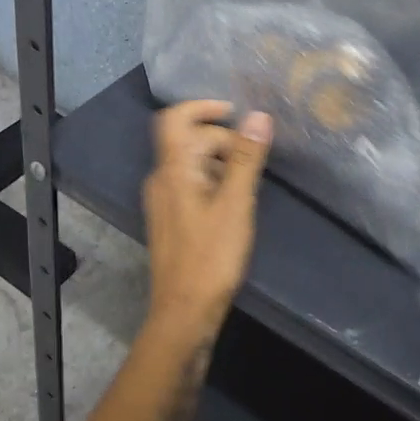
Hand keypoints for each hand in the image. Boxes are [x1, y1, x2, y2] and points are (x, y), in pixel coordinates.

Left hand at [144, 101, 273, 341]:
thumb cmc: (210, 257)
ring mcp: (164, 201)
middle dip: (222, 138)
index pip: (175, 118)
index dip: (203, 107)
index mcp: (172, 169)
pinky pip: (191, 184)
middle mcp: (161, 179)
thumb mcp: (236, 204)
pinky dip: (214, 181)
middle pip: (188, 140)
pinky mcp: (171, 220)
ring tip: (250, 180)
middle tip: (255, 157)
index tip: (235, 112)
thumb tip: (258, 115)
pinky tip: (236, 202)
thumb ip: (246, 158)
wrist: (184, 313)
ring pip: (191, 163)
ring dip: (220, 161)